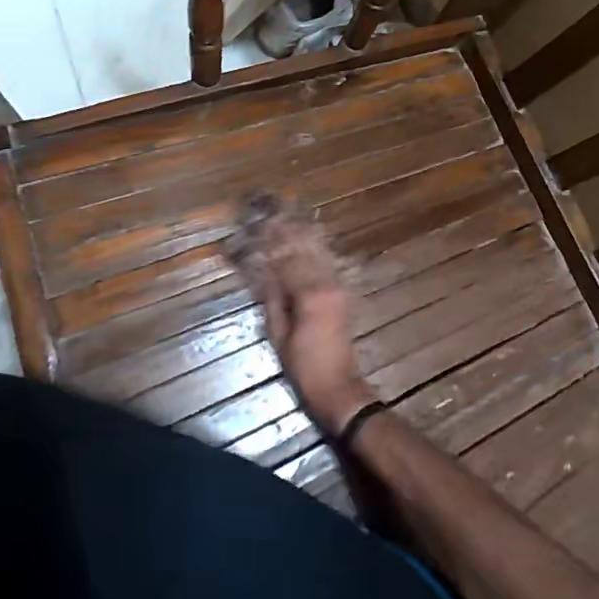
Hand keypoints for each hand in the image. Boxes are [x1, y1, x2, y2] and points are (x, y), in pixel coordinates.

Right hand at [232, 207, 377, 433]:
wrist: (338, 386)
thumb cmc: (302, 365)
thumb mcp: (278, 334)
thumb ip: (272, 299)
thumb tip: (263, 271)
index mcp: (309, 294)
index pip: (285, 260)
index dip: (269, 243)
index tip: (257, 224)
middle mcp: (327, 284)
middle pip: (303, 251)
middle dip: (286, 231)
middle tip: (271, 211)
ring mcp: (338, 287)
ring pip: (317, 254)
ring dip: (301, 235)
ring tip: (287, 215)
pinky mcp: (342, 293)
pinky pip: (326, 265)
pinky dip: (314, 250)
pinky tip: (306, 238)